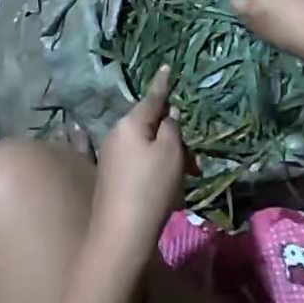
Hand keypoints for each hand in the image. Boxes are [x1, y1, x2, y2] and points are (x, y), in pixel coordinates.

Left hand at [86, 66, 185, 278]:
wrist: (122, 233)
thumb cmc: (150, 187)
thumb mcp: (170, 153)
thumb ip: (171, 128)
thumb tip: (167, 115)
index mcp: (129, 124)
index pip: (152, 99)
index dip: (163, 85)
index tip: (166, 69)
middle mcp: (115, 135)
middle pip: (150, 127)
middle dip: (174, 139)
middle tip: (194, 163)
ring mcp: (110, 157)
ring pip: (146, 147)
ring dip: (167, 158)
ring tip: (184, 182)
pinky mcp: (110, 178)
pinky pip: (138, 165)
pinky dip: (155, 172)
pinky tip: (166, 192)